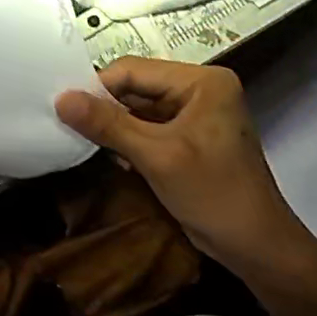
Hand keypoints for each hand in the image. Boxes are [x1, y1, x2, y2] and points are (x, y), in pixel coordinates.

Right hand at [55, 57, 316, 273]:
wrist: (255, 245)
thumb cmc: (212, 193)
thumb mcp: (156, 156)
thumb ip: (108, 124)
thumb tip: (61, 99)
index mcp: (203, 81)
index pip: (135, 70)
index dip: (97, 87)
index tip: (62, 107)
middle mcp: (202, 90)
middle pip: (138, 88)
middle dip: (105, 108)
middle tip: (67, 125)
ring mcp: (198, 115)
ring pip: (142, 110)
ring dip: (115, 126)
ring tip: (83, 141)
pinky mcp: (192, 140)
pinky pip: (152, 129)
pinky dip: (130, 140)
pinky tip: (111, 156)